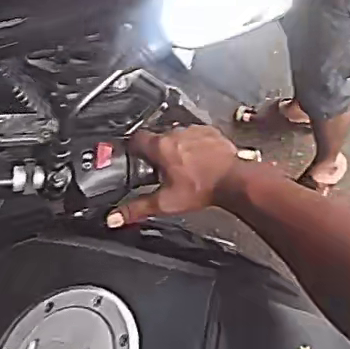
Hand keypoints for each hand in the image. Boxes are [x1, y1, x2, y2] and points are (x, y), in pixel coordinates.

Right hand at [106, 126, 255, 225]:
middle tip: (159, 168)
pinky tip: (198, 158)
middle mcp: (176, 133)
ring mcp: (195, 130)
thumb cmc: (203, 189)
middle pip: (158, 137)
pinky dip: (195, 143)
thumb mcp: (165, 202)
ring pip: (178, 135)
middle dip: (156, 150)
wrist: (234, 180)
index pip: (136, 139)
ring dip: (177, 146)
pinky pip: (196, 134)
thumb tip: (115, 217)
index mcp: (160, 147)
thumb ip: (137, 208)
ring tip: (182, 164)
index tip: (133, 156)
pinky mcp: (211, 132)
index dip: (133, 147)